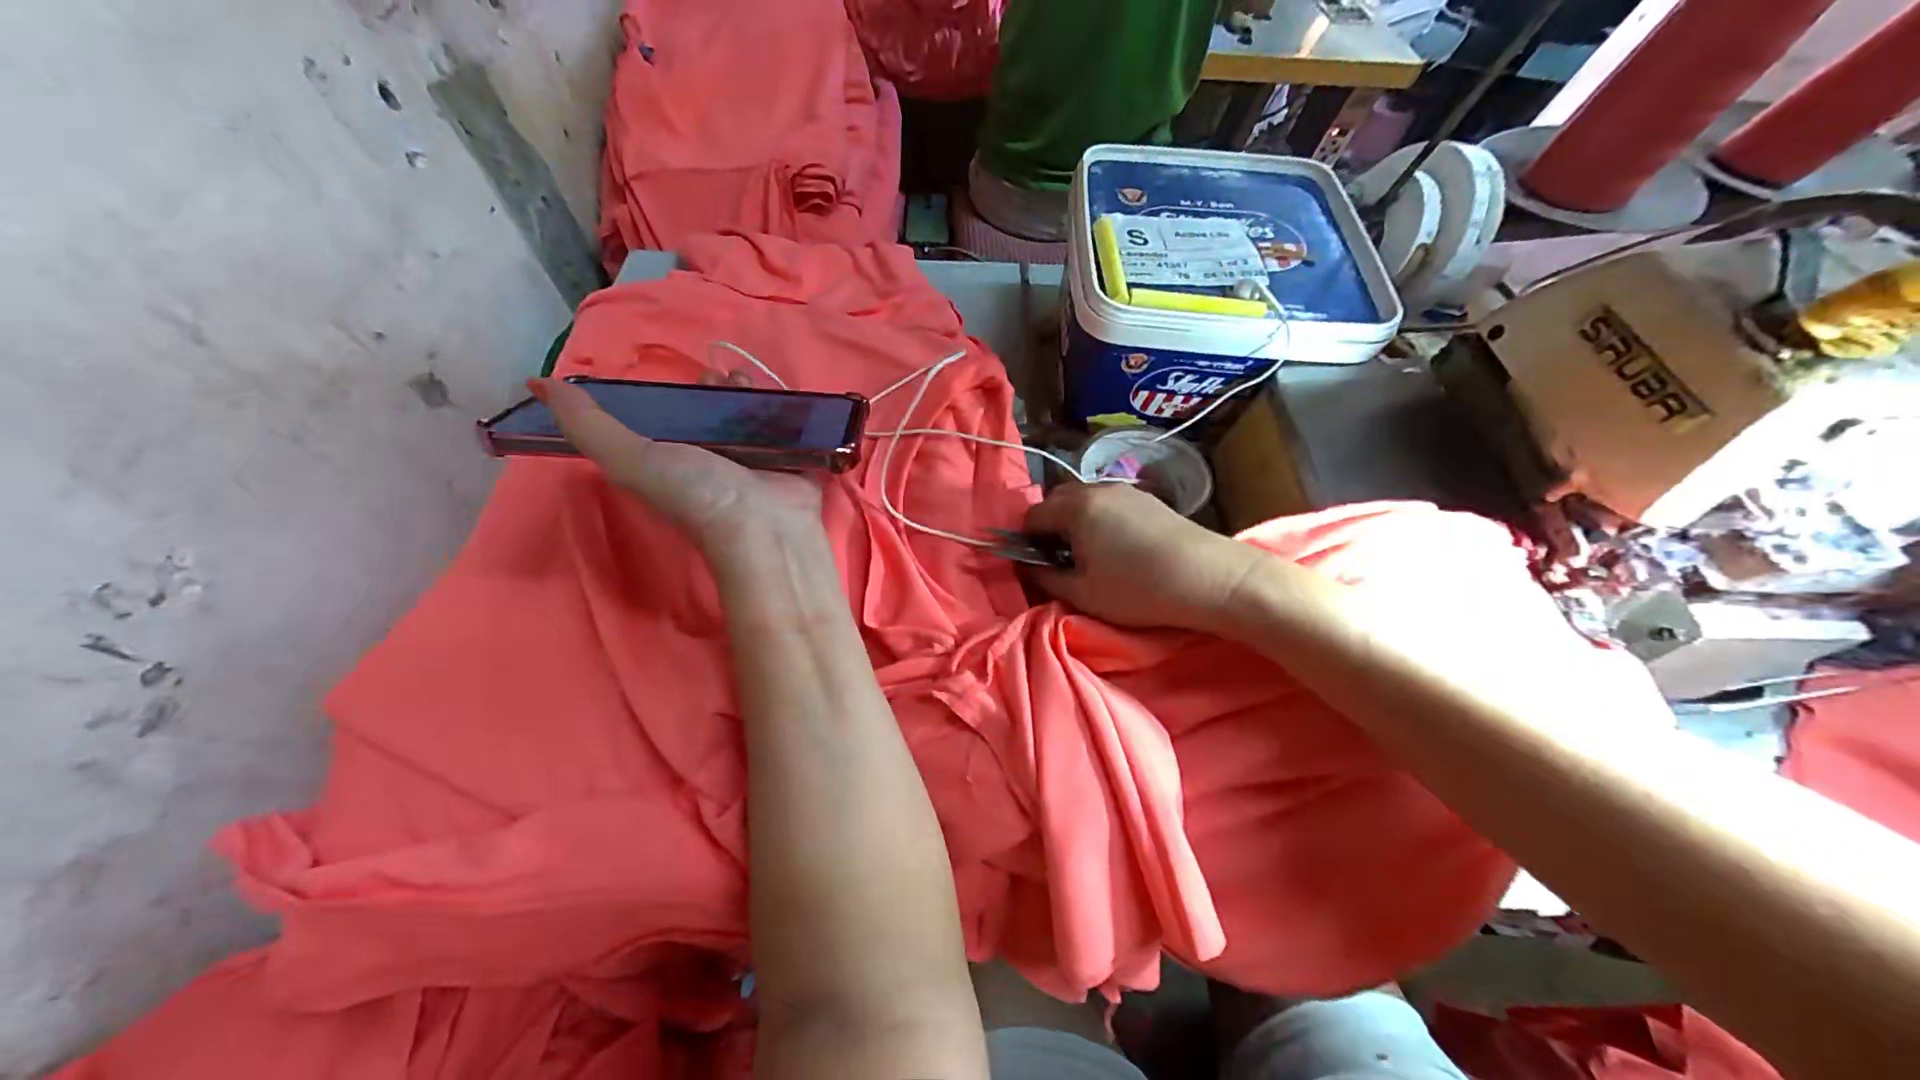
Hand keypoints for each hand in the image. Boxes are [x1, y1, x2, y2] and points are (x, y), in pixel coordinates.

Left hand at [530, 377, 823, 552]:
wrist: (763, 526)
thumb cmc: (698, 494)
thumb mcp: (630, 459)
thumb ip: (588, 425)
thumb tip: (535, 383)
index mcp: (671, 458)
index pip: (667, 417)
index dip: (670, 392)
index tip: (678, 375)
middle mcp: (709, 458)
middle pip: (708, 411)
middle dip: (711, 386)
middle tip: (718, 376)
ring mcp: (751, 459)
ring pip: (744, 412)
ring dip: (743, 390)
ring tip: (744, 380)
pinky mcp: (785, 457)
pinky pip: (779, 422)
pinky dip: (777, 405)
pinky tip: (774, 395)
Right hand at [1022, 482, 1267, 631]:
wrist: (1209, 577)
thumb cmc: (1137, 588)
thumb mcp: (1083, 594)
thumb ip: (1046, 578)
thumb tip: (1028, 566)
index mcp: (1074, 507)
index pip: (1032, 515)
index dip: (1028, 541)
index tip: (1040, 566)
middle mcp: (1096, 488)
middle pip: (1057, 501)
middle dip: (1051, 527)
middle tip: (1063, 561)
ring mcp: (1126, 490)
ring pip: (1085, 500)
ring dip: (1077, 522)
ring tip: (1092, 556)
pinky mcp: (1149, 499)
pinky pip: (1109, 503)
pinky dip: (1101, 520)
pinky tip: (1119, 548)